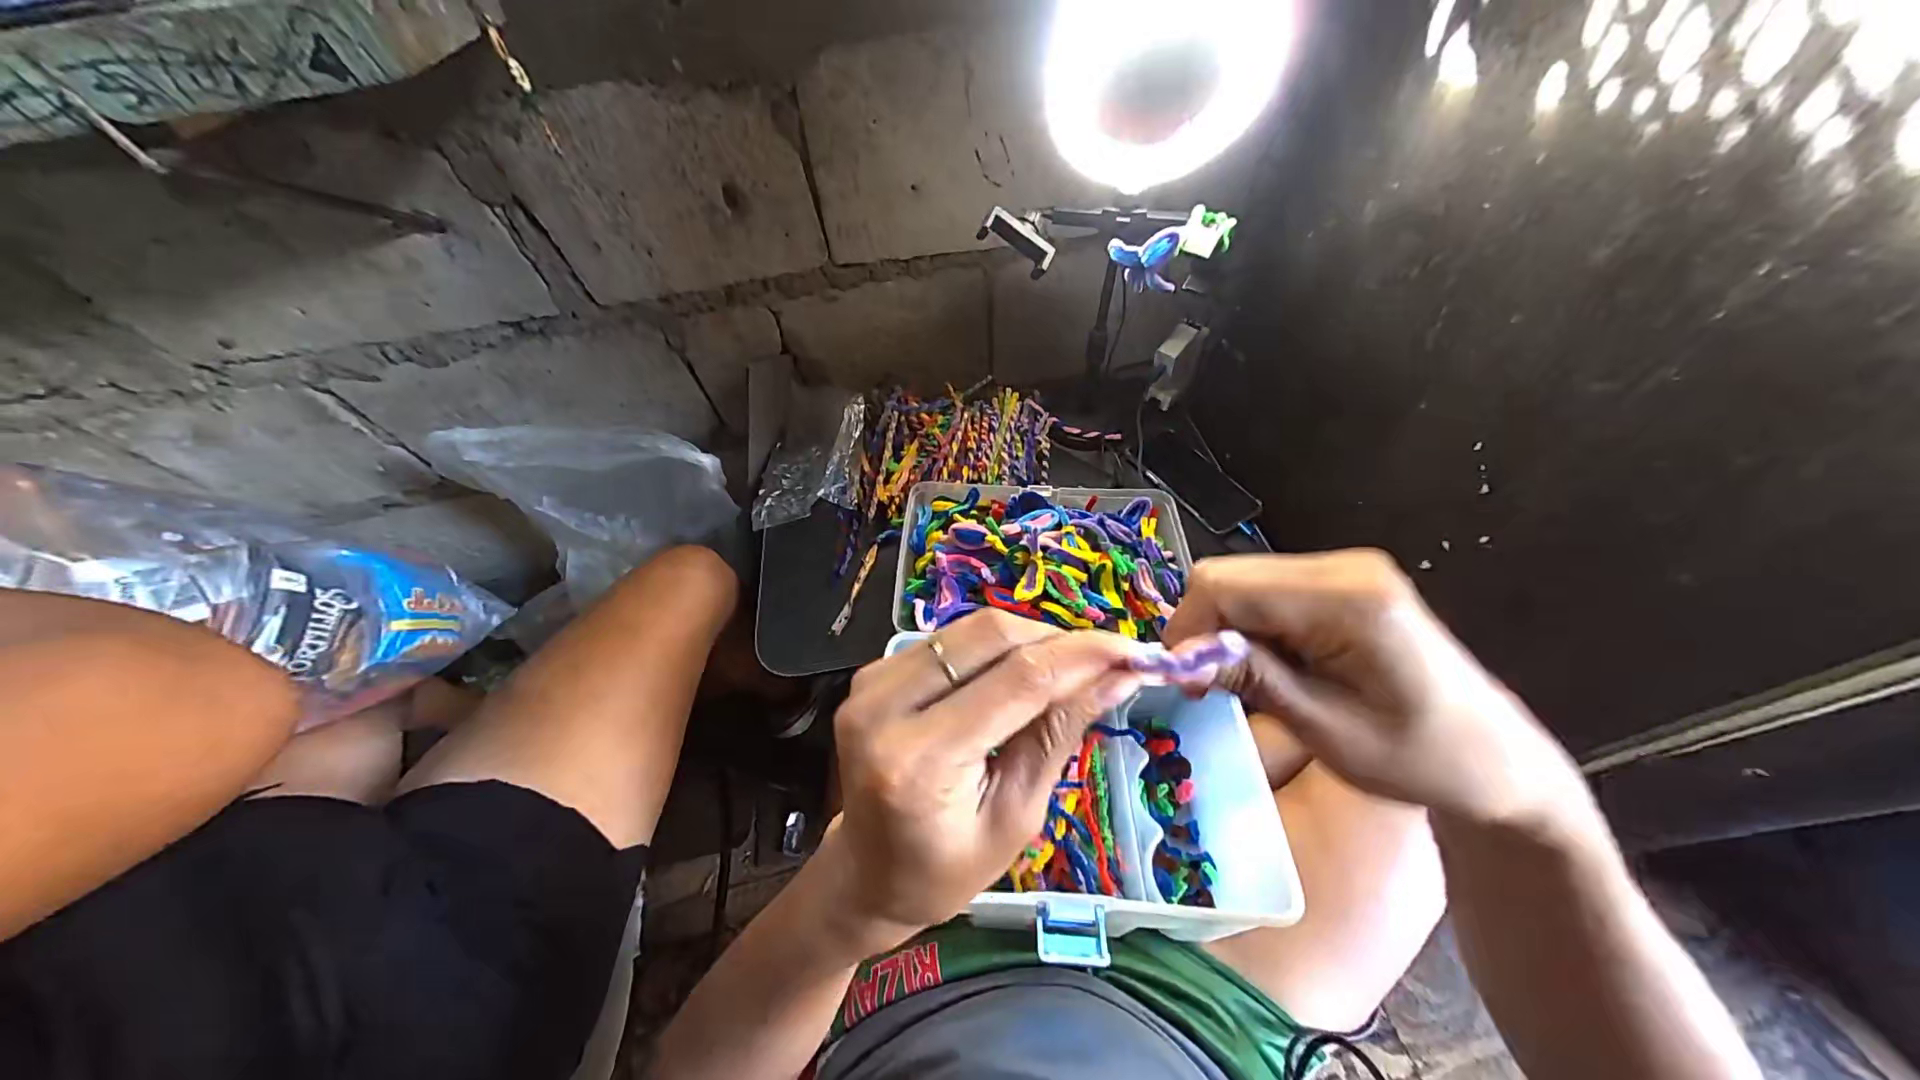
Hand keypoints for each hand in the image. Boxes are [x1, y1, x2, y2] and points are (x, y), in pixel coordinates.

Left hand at [826, 611, 1148, 942]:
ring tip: (1067, 670)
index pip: (1018, 680)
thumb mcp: (1015, 815)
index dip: (1084, 655)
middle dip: (1057, 639)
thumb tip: (1119, 674)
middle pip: (990, 635)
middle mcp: (884, 707)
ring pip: (969, 629)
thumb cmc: (944, 869)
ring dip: (1028, 640)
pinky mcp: (870, 674)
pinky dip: (992, 649)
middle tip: (1105, 660)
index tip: (1137, 651)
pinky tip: (1016, 676)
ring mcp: (870, 684)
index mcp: (920, 761)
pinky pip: (946, 641)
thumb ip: (1059, 733)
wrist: (865, 874)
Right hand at [1164, 551, 1589, 831]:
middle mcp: (1344, 566)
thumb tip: (1179, 657)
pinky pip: (1266, 592)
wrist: (1495, 760)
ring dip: (1227, 630)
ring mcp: (1345, 569)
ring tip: (1245, 681)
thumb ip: (1250, 678)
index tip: (1188, 682)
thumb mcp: (1323, 728)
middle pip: (1229, 577)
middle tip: (1211, 686)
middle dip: (1205, 629)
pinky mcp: (1342, 582)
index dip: (1189, 628)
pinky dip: (1250, 626)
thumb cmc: (1420, 758)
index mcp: (1348, 597)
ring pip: (1241, 582)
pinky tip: (1272, 664)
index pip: (1225, 585)